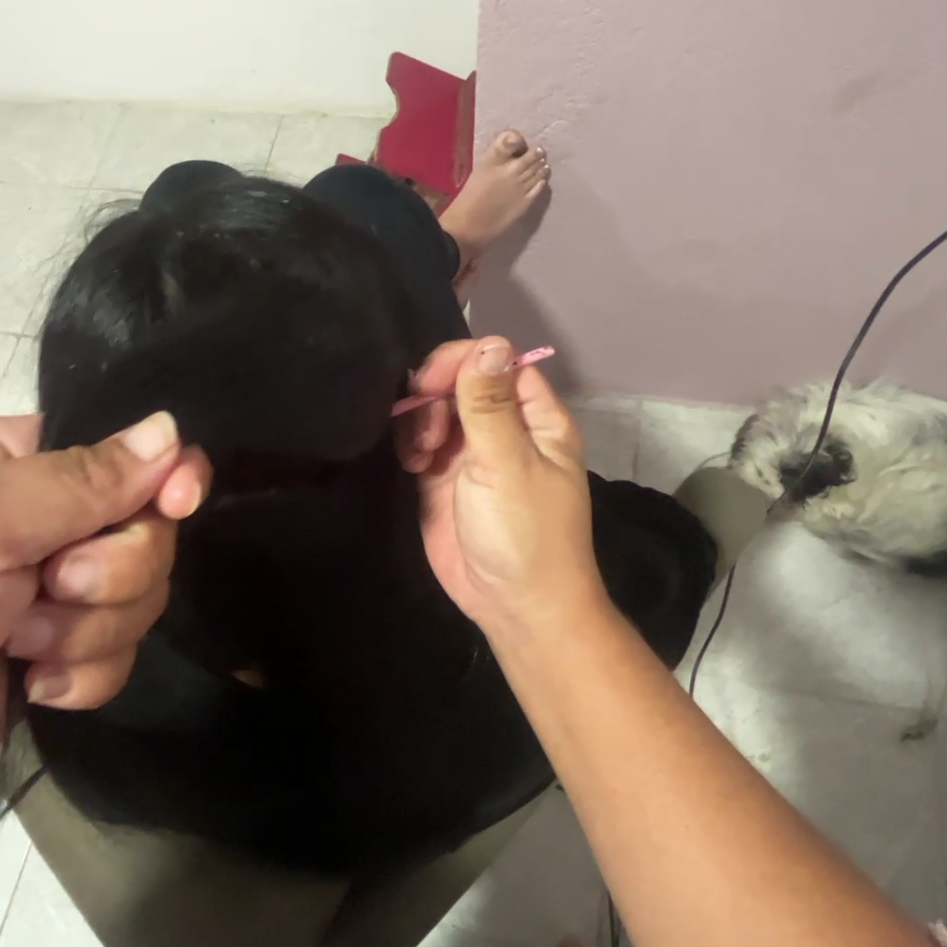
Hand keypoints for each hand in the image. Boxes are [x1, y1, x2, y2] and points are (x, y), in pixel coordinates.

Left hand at [0, 412, 209, 817]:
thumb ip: (81, 479)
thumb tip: (172, 430)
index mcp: (13, 464)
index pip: (121, 452)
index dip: (160, 474)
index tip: (179, 501)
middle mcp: (41, 522)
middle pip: (143, 529)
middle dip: (107, 570)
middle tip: (46, 588)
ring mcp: (49, 593)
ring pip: (138, 596)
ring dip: (86, 628)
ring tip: (17, 643)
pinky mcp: (55, 657)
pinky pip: (119, 655)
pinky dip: (81, 673)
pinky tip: (30, 683)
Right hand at [397, 336, 607, 630]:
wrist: (514, 605)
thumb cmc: (525, 532)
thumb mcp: (508, 464)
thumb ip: (489, 404)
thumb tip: (488, 341)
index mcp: (536, 419)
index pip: (498, 364)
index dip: (464, 363)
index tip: (432, 383)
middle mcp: (504, 429)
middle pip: (461, 383)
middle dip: (434, 396)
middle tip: (427, 433)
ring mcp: (471, 454)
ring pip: (435, 410)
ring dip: (419, 422)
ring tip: (420, 457)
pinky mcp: (442, 479)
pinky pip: (420, 442)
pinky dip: (410, 444)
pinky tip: (412, 465)